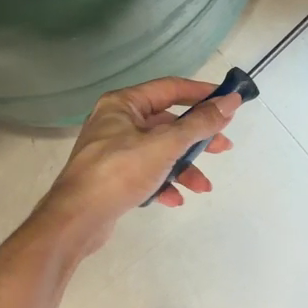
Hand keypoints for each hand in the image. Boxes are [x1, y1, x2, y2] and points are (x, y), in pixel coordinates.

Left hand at [31, 77, 241, 250]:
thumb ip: (200, 123)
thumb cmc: (119, 172)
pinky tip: (174, 199)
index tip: (229, 102)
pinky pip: (145, 174)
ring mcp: (112, 151)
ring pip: (158, 152)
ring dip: (183, 168)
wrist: (76, 219)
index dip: (202, 94)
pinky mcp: (112, 177)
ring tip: (202, 187)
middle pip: (167, 124)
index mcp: (123, 104)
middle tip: (223, 148)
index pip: (170, 89)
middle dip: (196, 139)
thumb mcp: (165, 145)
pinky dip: (163, 184)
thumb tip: (231, 101)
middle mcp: (116, 122)